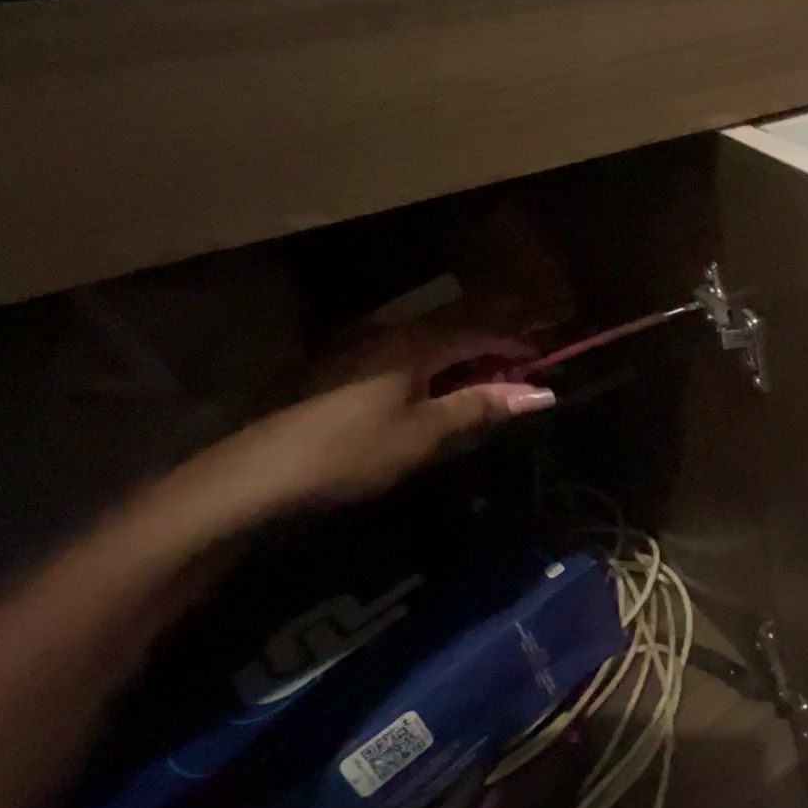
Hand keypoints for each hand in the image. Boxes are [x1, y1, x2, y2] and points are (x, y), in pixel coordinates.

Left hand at [148, 325, 555, 531]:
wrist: (260, 476)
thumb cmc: (354, 449)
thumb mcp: (428, 432)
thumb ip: (483, 406)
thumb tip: (543, 393)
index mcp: (415, 343)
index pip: (480, 331)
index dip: (517, 346)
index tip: (546, 366)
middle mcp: (390, 337)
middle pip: (455, 334)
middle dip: (493, 354)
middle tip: (521, 382)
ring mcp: (362, 354)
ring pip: (430, 350)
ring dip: (463, 367)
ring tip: (486, 395)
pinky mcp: (344, 377)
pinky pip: (407, 364)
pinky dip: (434, 377)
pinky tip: (437, 404)